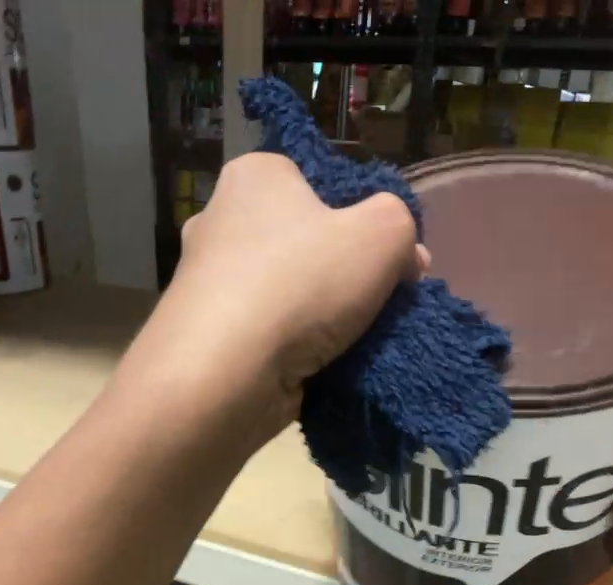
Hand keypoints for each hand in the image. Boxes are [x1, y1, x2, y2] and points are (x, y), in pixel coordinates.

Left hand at [124, 153, 426, 434]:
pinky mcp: (207, 338)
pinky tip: (322, 370)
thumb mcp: (381, 234)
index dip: (365, 220)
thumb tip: (405, 257)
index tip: (394, 261)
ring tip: (357, 345)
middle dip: (347, 275)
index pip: (322, 184)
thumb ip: (401, 224)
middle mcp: (221, 221)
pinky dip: (294, 351)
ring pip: (288, 293)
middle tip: (382, 307)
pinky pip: (267, 334)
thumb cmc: (300, 286)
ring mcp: (209, 284)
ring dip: (323, 319)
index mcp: (254, 176)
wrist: (222, 378)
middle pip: (306, 243)